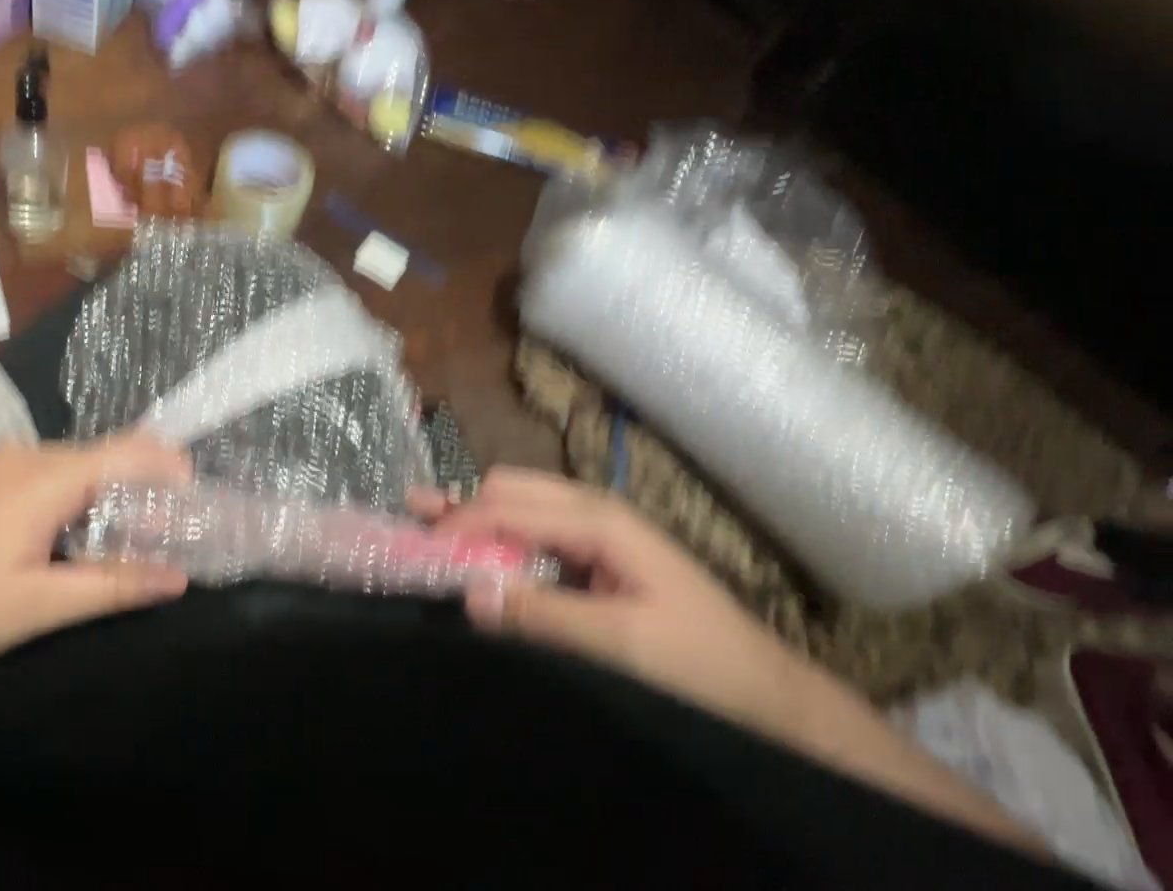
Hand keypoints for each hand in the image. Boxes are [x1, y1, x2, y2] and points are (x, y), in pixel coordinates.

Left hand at [0, 434, 191, 709]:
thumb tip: (178, 576)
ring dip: (105, 500)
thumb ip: (112, 585)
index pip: (130, 452)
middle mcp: (22, 456)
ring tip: (127, 545)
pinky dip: (70, 503)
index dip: (173, 470)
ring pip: (70, 470)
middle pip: (103, 458)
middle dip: (144, 490)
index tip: (204, 503)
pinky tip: (68, 542)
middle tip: (172, 536)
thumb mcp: (36, 607)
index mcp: (44, 476)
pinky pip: (40, 480)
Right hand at [429, 468, 814, 737]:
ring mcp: (595, 530)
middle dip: (461, 512)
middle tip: (415, 542)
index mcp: (599, 520)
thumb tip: (469, 594)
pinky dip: (498, 542)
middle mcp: (591, 510)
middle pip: (507, 490)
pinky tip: (474, 557)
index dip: (458, 527)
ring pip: (517, 506)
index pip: (507, 506)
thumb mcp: (621, 643)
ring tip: (426, 536)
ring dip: (475, 523)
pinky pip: (534, 532)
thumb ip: (545, 614)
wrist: (767, 693)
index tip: (417, 557)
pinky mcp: (596, 555)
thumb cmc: (700, 664)